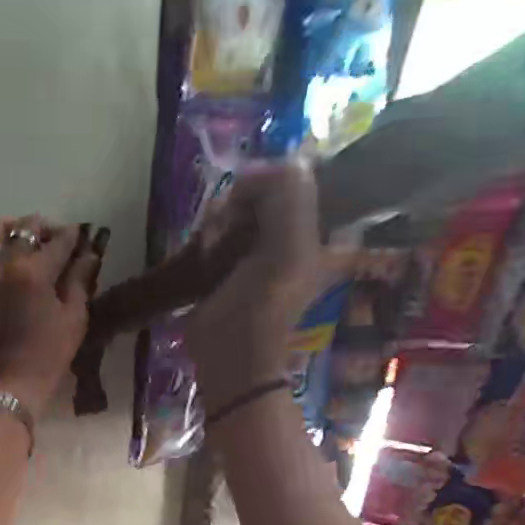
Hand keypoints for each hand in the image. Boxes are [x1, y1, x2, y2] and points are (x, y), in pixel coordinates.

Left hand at [0, 218, 108, 409]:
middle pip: (24, 227)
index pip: (59, 240)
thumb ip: (80, 277)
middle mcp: (6, 265)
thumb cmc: (53, 349)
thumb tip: (89, 252)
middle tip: (54, 242)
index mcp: (35, 271)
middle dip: (43, 229)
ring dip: (9, 231)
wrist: (18, 377)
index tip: (81, 238)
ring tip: (22, 245)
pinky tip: (1, 264)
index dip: (74, 236)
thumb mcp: (75, 314)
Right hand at [182, 158, 336, 413]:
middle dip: (241, 200)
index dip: (269, 180)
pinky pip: (221, 229)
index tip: (248, 200)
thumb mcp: (288, 246)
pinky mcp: (231, 264)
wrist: (229, 354)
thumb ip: (288, 195)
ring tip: (210, 241)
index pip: (297, 176)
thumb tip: (261, 170)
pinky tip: (203, 247)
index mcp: (321, 228)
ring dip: (221, 218)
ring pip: (240, 208)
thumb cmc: (261, 306)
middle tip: (225, 225)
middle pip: (265, 190)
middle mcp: (295, 233)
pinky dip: (209, 233)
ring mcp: (262, 249)